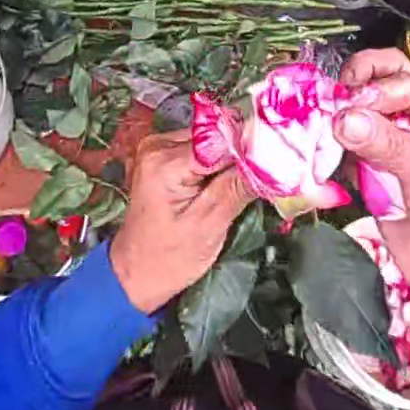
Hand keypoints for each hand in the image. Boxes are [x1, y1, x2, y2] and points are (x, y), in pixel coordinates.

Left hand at [108, 129, 256, 313]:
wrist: (134, 274)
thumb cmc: (168, 258)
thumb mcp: (208, 225)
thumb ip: (237, 186)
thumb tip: (271, 158)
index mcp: (165, 162)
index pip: (222, 140)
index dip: (251, 149)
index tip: (276, 162)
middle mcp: (159, 145)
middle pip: (217, 135)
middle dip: (242, 154)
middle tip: (260, 178)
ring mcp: (159, 146)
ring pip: (213, 138)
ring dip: (231, 158)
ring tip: (242, 183)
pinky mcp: (164, 153)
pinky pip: (203, 146)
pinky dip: (218, 161)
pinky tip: (223, 182)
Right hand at [335, 49, 409, 350]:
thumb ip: (387, 144)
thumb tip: (346, 117)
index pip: (408, 84)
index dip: (378, 90)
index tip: (353, 104)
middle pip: (387, 87)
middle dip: (360, 87)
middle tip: (337, 99)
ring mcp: (403, 152)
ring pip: (367, 119)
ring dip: (347, 121)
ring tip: (330, 130)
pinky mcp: (383, 178)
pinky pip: (356, 153)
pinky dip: (342, 151)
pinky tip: (333, 154)